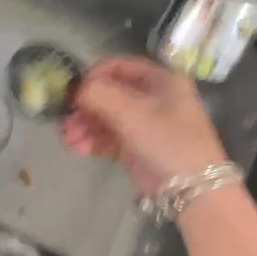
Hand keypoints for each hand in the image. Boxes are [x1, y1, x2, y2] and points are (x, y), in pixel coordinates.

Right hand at [61, 57, 229, 193]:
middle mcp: (152, 98)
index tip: (74, 91)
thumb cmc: (166, 140)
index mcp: (159, 80)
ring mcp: (143, 124)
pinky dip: (92, 141)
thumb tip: (77, 89)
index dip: (94, 76)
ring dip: (84, 126)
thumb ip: (100, 95)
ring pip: (105, 118)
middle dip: (84, 107)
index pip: (119, 67)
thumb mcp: (132, 112)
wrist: (191, 188)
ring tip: (68, 140)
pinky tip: (78, 149)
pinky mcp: (135, 147)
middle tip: (65, 121)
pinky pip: (108, 138)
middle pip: (108, 95)